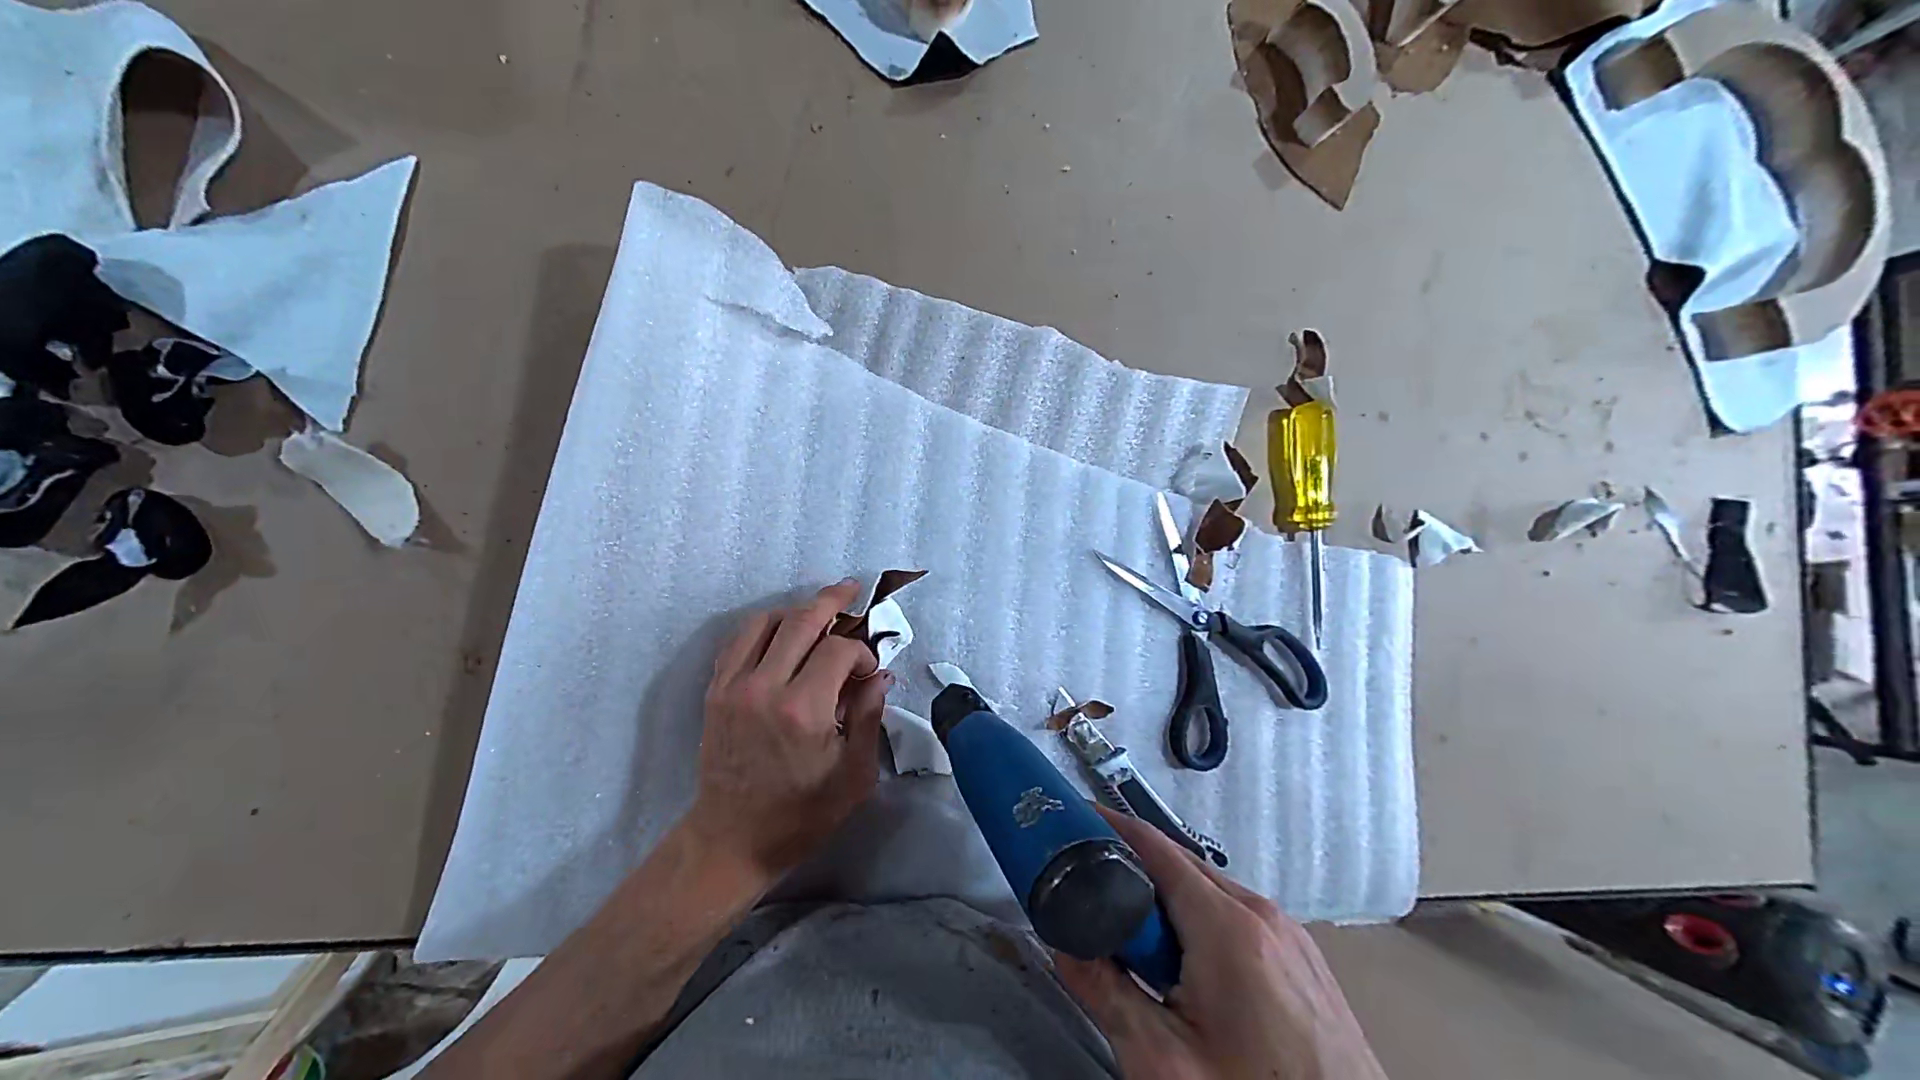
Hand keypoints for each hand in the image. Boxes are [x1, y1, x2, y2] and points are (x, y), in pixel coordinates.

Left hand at [682, 580, 891, 886]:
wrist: (732, 840)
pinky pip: (738, 641)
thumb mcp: (854, 776)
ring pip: (765, 621)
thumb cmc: (800, 814)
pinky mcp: (715, 692)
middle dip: (832, 601)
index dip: (861, 652)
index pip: (838, 650)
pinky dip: (763, 628)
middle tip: (851, 590)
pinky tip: (780, 635)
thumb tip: (878, 675)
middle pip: (801, 620)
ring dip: (795, 611)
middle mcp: (764, 688)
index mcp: (803, 710)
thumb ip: (868, 716)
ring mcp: (733, 686)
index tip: (868, 672)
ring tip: (817, 614)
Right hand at [1053, 807, 1385, 1079]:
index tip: (1073, 823)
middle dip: (1132, 868)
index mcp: (1227, 926)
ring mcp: (1290, 934)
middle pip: (1181, 865)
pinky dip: (1201, 920)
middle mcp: (1263, 914)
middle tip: (1089, 889)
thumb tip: (1062, 948)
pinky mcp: (1304, 958)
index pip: (1156, 846)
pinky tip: (1186, 965)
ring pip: (1210, 890)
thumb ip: (1105, 994)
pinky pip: (1238, 915)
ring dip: (1167, 899)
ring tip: (1134, 940)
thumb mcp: (1163, 1061)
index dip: (1110, 826)